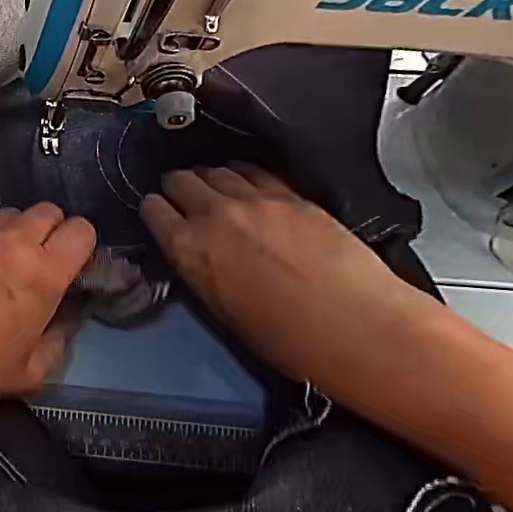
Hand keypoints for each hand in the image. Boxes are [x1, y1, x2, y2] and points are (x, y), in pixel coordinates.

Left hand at [0, 203, 94, 415]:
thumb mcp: (30, 374)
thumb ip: (61, 339)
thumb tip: (68, 315)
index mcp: (43, 273)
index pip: (82, 230)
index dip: (82, 247)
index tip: (70, 268)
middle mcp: (15, 240)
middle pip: (52, 211)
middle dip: (53, 232)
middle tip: (39, 262)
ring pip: (15, 213)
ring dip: (18, 232)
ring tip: (2, 261)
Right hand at [141, 165, 439, 380]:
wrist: (357, 326)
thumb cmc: (290, 340)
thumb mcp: (226, 313)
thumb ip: (205, 273)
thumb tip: (204, 257)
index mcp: (191, 251)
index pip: (156, 212)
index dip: (155, 209)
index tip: (157, 210)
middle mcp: (215, 216)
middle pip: (182, 181)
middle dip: (177, 186)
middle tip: (181, 192)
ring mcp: (255, 199)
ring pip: (218, 171)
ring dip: (210, 177)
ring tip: (213, 184)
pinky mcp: (290, 194)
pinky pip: (255, 171)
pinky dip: (244, 172)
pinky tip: (246, 178)